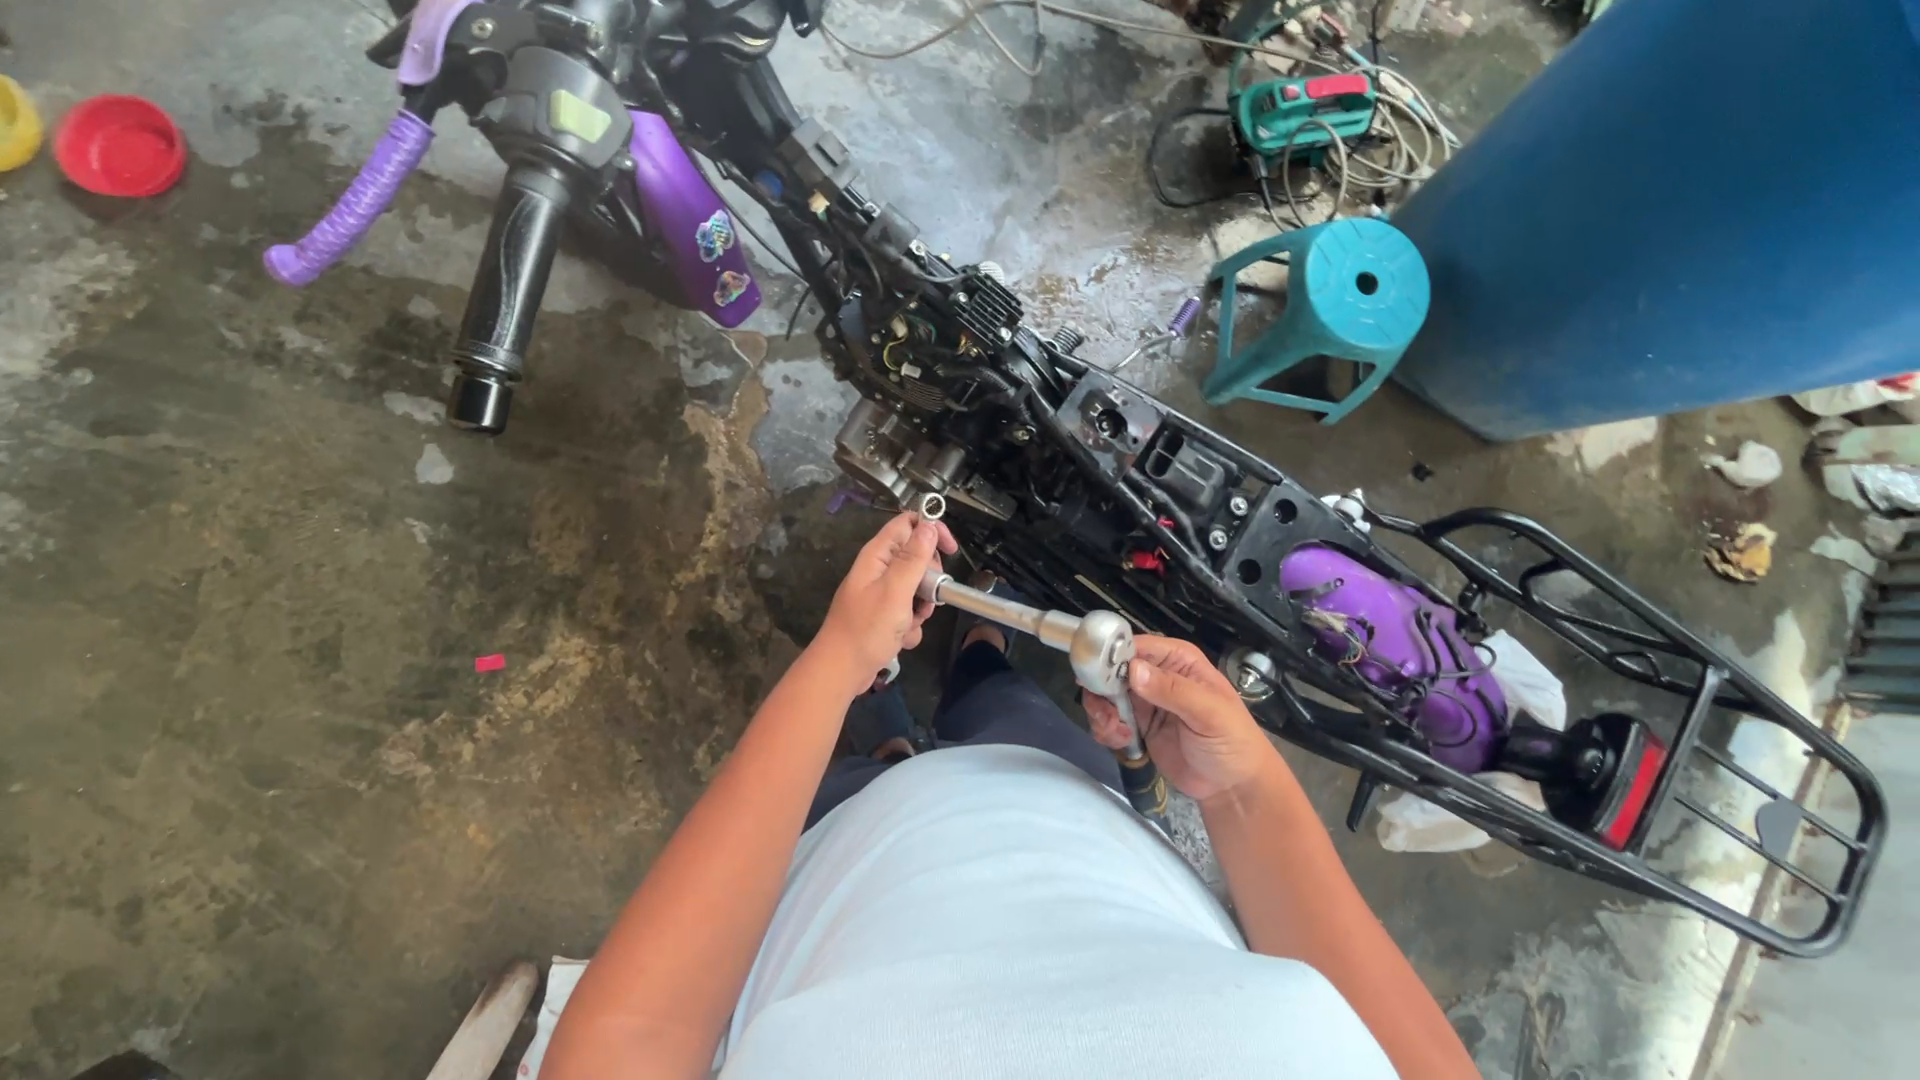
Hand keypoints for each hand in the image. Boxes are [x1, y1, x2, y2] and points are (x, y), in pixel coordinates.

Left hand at [813, 513, 956, 686]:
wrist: (842, 671)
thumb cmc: (866, 629)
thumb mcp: (895, 590)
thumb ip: (914, 558)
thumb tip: (929, 525)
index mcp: (878, 556)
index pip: (907, 524)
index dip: (931, 529)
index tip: (950, 550)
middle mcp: (879, 571)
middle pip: (917, 558)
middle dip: (929, 579)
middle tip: (926, 597)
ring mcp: (882, 595)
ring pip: (917, 590)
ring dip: (921, 608)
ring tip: (910, 622)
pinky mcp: (884, 617)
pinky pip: (909, 614)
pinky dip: (910, 626)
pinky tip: (901, 639)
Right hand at [1082, 635, 1279, 803]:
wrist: (1232, 786)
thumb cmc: (1232, 741)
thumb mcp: (1209, 713)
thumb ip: (1173, 690)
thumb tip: (1134, 670)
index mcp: (1177, 659)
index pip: (1135, 646)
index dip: (1111, 657)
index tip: (1094, 677)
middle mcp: (1156, 673)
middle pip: (1111, 669)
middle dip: (1101, 690)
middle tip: (1107, 715)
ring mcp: (1143, 700)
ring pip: (1105, 695)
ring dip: (1101, 713)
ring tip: (1115, 732)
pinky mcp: (1135, 725)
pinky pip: (1108, 720)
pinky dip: (1106, 730)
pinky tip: (1122, 742)